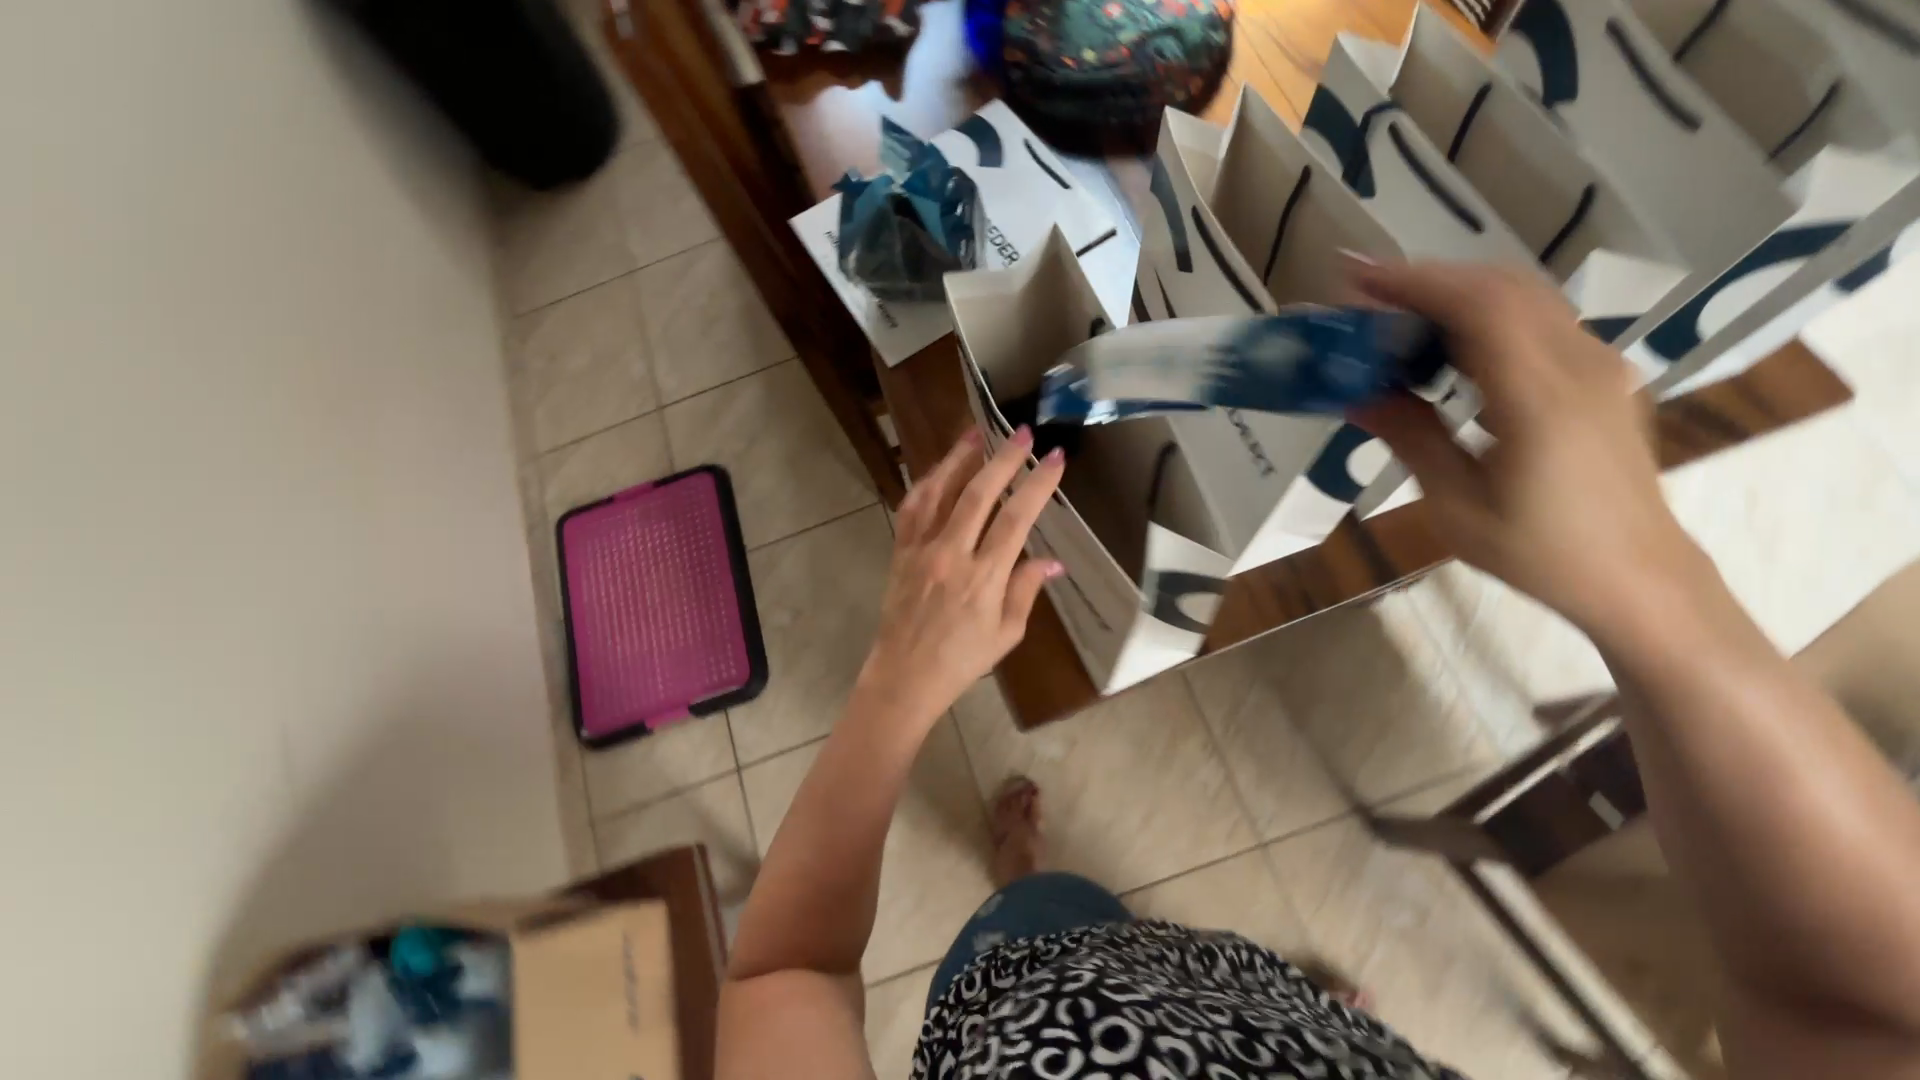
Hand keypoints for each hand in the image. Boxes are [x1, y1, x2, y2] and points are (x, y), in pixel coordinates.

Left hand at [854, 426, 1065, 724]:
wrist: (904, 677)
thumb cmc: (962, 661)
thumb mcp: (1006, 633)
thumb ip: (1026, 590)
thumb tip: (1051, 560)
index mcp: (984, 578)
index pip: (1017, 519)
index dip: (1038, 485)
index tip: (1055, 459)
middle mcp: (951, 556)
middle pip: (978, 495)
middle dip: (1004, 459)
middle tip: (1023, 433)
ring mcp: (920, 550)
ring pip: (939, 493)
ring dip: (958, 459)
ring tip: (976, 433)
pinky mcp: (900, 552)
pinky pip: (912, 509)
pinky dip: (926, 484)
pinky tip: (939, 469)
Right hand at [1347, 260, 1706, 637]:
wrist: (1638, 577)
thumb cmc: (1541, 554)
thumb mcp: (1457, 506)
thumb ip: (1411, 438)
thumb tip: (1357, 395)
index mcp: (1541, 400)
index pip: (1480, 307)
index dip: (1414, 283)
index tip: (1355, 280)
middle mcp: (1580, 367)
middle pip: (1503, 287)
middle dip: (1428, 281)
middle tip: (1365, 297)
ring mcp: (1599, 368)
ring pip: (1524, 297)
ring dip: (1457, 294)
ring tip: (1397, 316)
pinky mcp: (1602, 377)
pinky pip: (1539, 322)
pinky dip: (1485, 316)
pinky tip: (1449, 346)